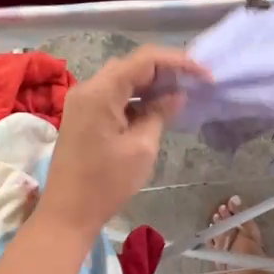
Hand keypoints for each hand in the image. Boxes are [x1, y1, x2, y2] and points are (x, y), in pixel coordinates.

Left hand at [39, 46, 208, 232]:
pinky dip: (137, 96)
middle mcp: (89, 88)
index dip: (178, 62)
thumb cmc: (106, 183)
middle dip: (166, 70)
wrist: (68, 213)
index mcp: (101, 91)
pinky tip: (157, 108)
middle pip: (132, 65)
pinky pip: (114, 94)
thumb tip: (177, 94)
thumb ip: (160, 113)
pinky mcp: (84, 115)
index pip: (145, 59)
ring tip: (182, 93)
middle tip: (195, 84)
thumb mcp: (142, 147)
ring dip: (152, 83)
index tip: (205, 76)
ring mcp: (83, 101)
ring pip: (123, 79)